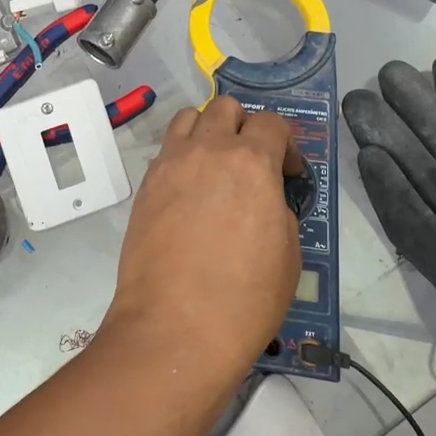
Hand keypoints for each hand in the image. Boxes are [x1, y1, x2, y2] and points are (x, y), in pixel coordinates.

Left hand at [103, 96, 305, 374]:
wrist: (175, 327)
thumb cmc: (245, 298)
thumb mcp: (288, 255)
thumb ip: (278, 209)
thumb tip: (264, 200)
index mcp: (251, 162)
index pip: (271, 123)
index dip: (286, 145)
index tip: (289, 174)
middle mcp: (208, 149)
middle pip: (224, 108)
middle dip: (243, 126)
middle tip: (250, 162)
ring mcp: (170, 163)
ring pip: (188, 118)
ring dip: (206, 131)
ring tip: (214, 166)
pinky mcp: (146, 185)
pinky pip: (166, 151)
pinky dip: (181, 157)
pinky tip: (189, 192)